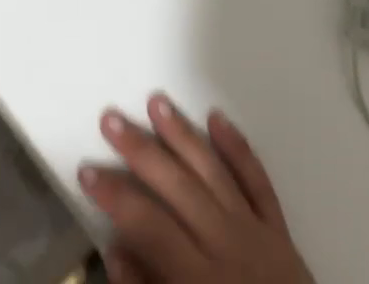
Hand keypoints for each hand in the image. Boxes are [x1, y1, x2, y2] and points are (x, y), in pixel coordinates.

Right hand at [81, 95, 316, 283]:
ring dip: (185, 136)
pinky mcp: (281, 233)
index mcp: (199, 281)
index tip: (87, 170)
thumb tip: (116, 249)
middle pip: (181, 189)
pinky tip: (217, 119)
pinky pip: (259, 184)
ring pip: (216, 175)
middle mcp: (230, 250)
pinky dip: (239, 150)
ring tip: (157, 102)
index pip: (151, 227)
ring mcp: (258, 237)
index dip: (117, 197)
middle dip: (143, 152)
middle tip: (111, 119)